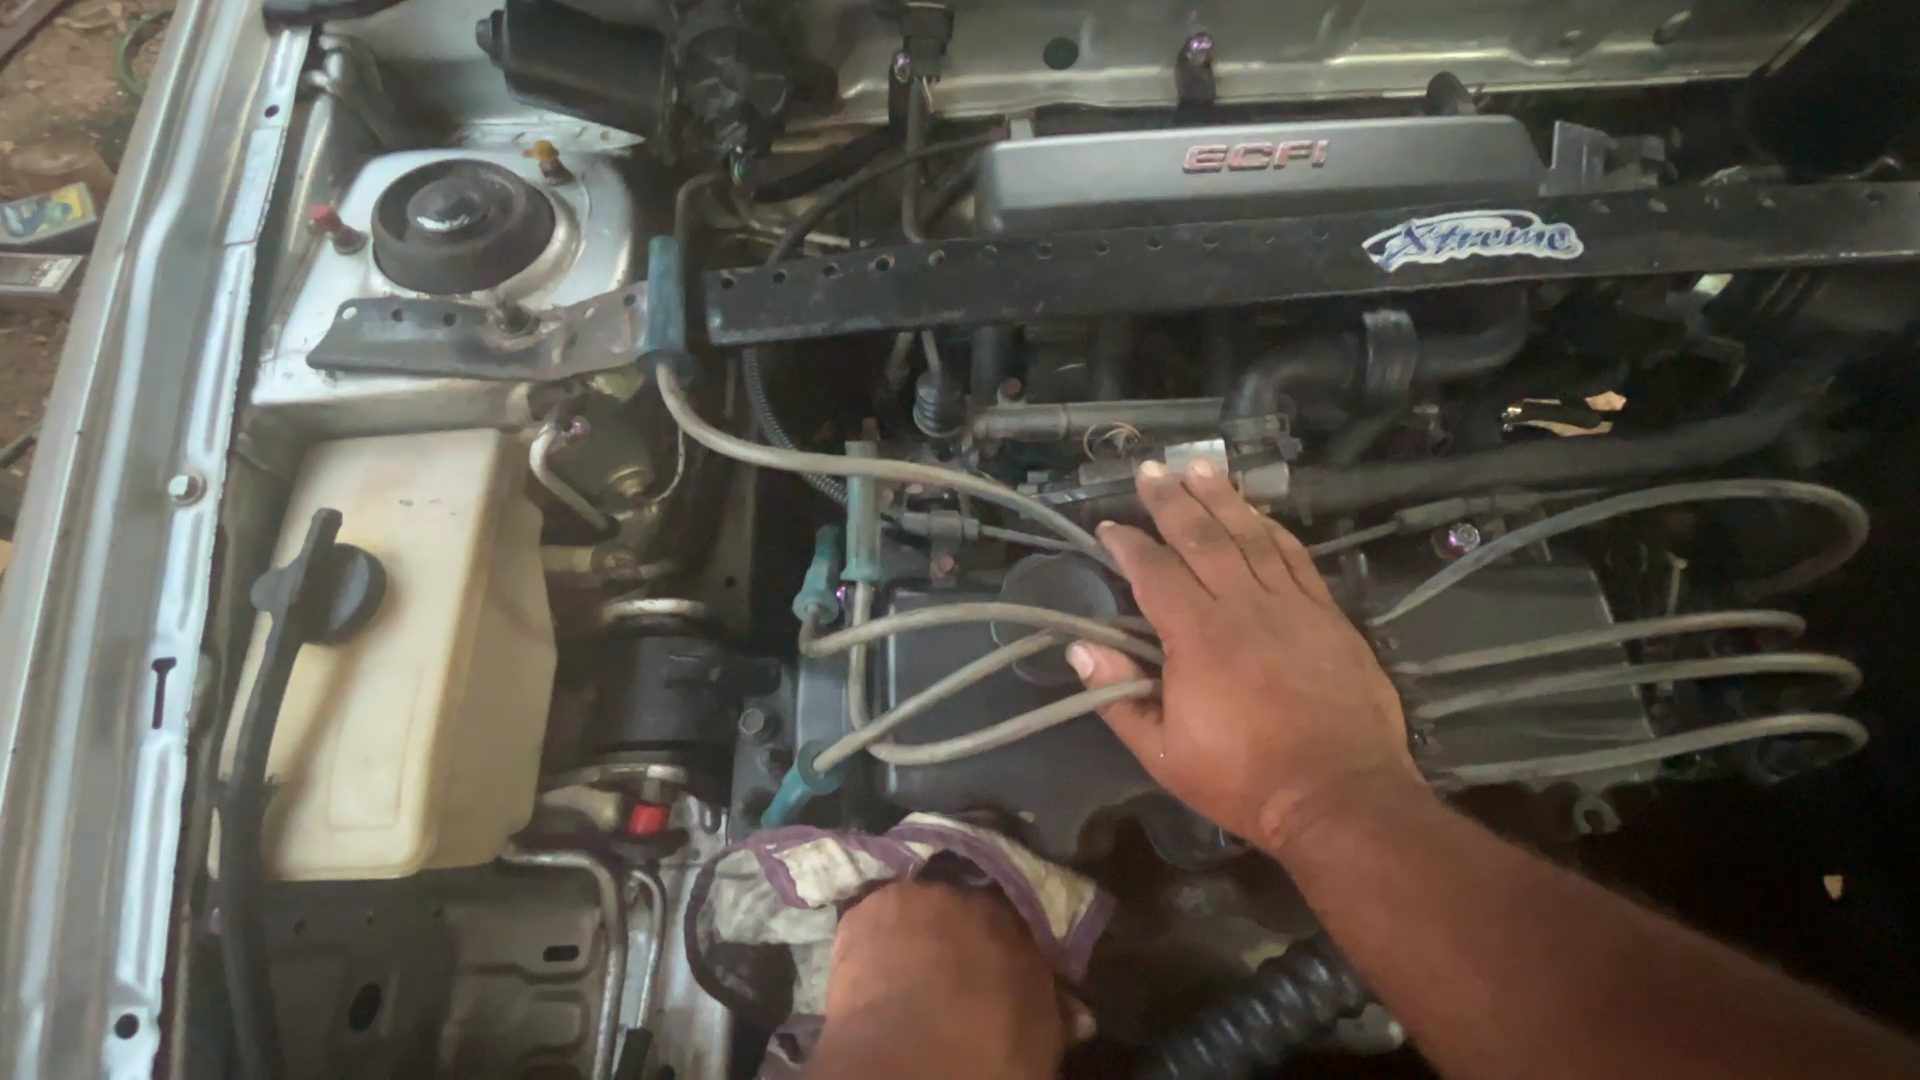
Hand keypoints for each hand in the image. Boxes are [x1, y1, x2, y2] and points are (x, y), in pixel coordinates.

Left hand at [812, 880, 1067, 1079]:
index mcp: (1015, 918)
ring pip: (919, 905)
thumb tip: (1078, 1011)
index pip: (1017, 916)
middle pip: (964, 903)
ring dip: (918, 927)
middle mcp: (967, 894)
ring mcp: (915, 896)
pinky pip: (875, 917)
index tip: (1002, 964)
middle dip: (961, 929)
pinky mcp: (866, 910)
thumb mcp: (1041, 1039)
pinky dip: (876, 938)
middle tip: (954, 967)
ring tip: (910, 965)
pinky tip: (874, 965)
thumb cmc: (990, 1055)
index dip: (1006, 941)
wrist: (911, 1065)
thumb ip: (1055, 1010)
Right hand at [1067, 459, 1426, 852]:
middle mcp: (1243, 606)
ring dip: (1221, 498)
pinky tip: (1258, 513)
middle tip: (1150, 469)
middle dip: (1171, 500)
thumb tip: (1079, 650)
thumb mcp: (1162, 752)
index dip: (1127, 544)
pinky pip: (1296, 557)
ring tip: (1199, 466)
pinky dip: (1273, 529)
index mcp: (1197, 637)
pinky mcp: (1327, 615)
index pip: (1154, 572)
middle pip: (1202, 538)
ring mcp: (1291, 606)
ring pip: (1251, 536)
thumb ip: (1118, 697)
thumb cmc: (1242, 779)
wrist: (1340, 796)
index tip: (1108, 527)